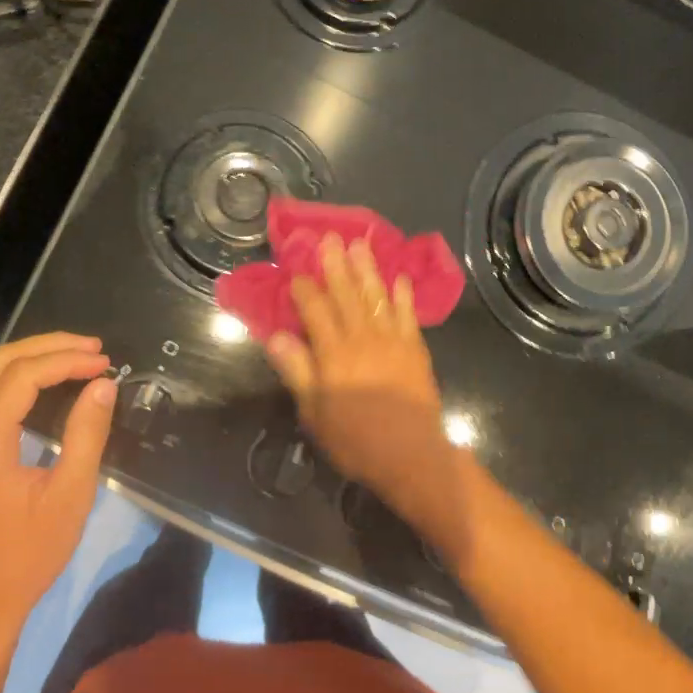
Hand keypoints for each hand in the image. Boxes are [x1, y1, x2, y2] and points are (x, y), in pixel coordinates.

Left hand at [0, 332, 116, 625]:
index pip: (21, 377)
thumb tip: (103, 386)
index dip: (65, 361)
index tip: (104, 363)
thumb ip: (86, 435)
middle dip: (48, 347)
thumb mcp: (70, 496)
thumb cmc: (29, 555)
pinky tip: (47, 384)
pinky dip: (16, 380)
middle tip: (94, 350)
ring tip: (77, 358)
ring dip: (31, 359)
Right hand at [265, 235, 463, 546]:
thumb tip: (276, 336)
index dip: (304, 290)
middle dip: (336, 266)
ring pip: (376, 298)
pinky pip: (406, 315)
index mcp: (333, 355)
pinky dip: (401, 296)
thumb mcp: (315, 413)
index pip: (315, 312)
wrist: (411, 455)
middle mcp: (362, 339)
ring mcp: (393, 342)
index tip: (296, 270)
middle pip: (346, 296)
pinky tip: (398, 279)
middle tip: (329, 237)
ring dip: (367, 271)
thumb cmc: (355, 441)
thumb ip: (298, 371)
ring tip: (360, 245)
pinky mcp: (416, 350)